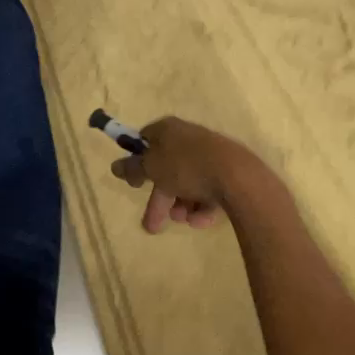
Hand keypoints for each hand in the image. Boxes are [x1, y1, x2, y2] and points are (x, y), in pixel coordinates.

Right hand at [110, 116, 266, 234]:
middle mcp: (189, 139)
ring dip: (180, 205)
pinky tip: (200, 222)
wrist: (238, 178)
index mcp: (168, 129)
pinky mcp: (230, 173)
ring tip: (182, 221)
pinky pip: (209, 191)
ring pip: (188, 183)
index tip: (135, 181)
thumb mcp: (151, 168)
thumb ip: (132, 168)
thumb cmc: (186, 166)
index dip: (137, 160)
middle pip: (167, 169)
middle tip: (152, 225)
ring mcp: (212, 156)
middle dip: (159, 199)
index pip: (146, 139)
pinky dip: (202, 207)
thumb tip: (115, 166)